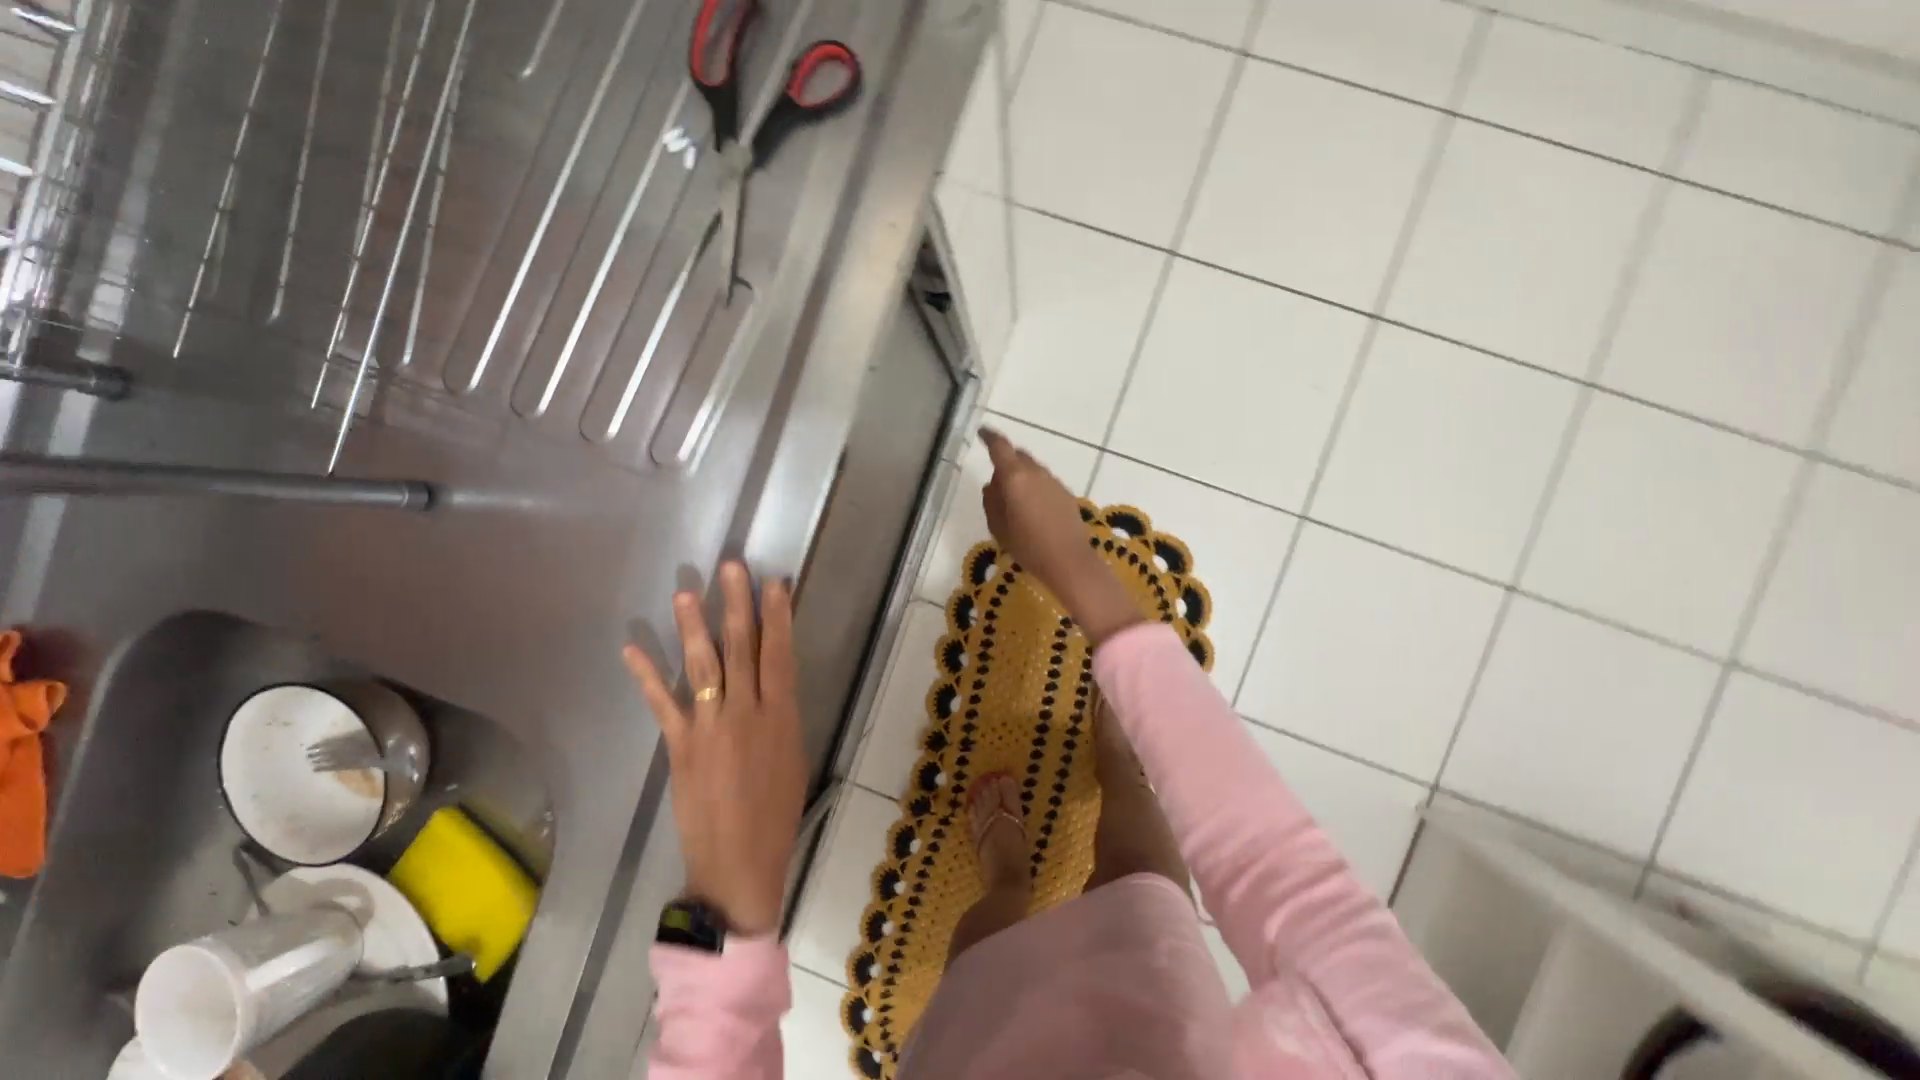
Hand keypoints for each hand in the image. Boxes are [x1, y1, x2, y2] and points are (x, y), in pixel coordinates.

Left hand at [623, 561, 805, 937]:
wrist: (740, 862)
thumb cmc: (776, 815)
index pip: (780, 655)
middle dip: (737, 605)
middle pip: (742, 649)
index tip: (774, 583)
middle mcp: (747, 712)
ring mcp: (711, 726)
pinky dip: (647, 675)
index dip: (778, 616)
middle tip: (730, 567)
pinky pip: (663, 703)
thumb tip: (768, 689)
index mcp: (782, 717)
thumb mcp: (792, 760)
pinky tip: (632, 648)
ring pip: (703, 666)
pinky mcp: (681, 745)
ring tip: (685, 593)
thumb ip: (779, 720)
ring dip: (694, 627)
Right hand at [980, 428, 1142, 646]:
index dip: (990, 438)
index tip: (982, 432)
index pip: (1000, 447)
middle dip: (1006, 461)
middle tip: (996, 482)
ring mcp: (1054, 483)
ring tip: (1014, 501)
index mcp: (1015, 477)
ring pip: (1033, 470)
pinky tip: (1032, 510)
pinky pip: (1044, 483)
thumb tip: (992, 486)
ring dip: (1021, 477)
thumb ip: (992, 502)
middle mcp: (1036, 473)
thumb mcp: (998, 527)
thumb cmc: (1027, 546)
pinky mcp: (1066, 495)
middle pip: (1018, 457)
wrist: (1069, 561)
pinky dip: (1034, 488)